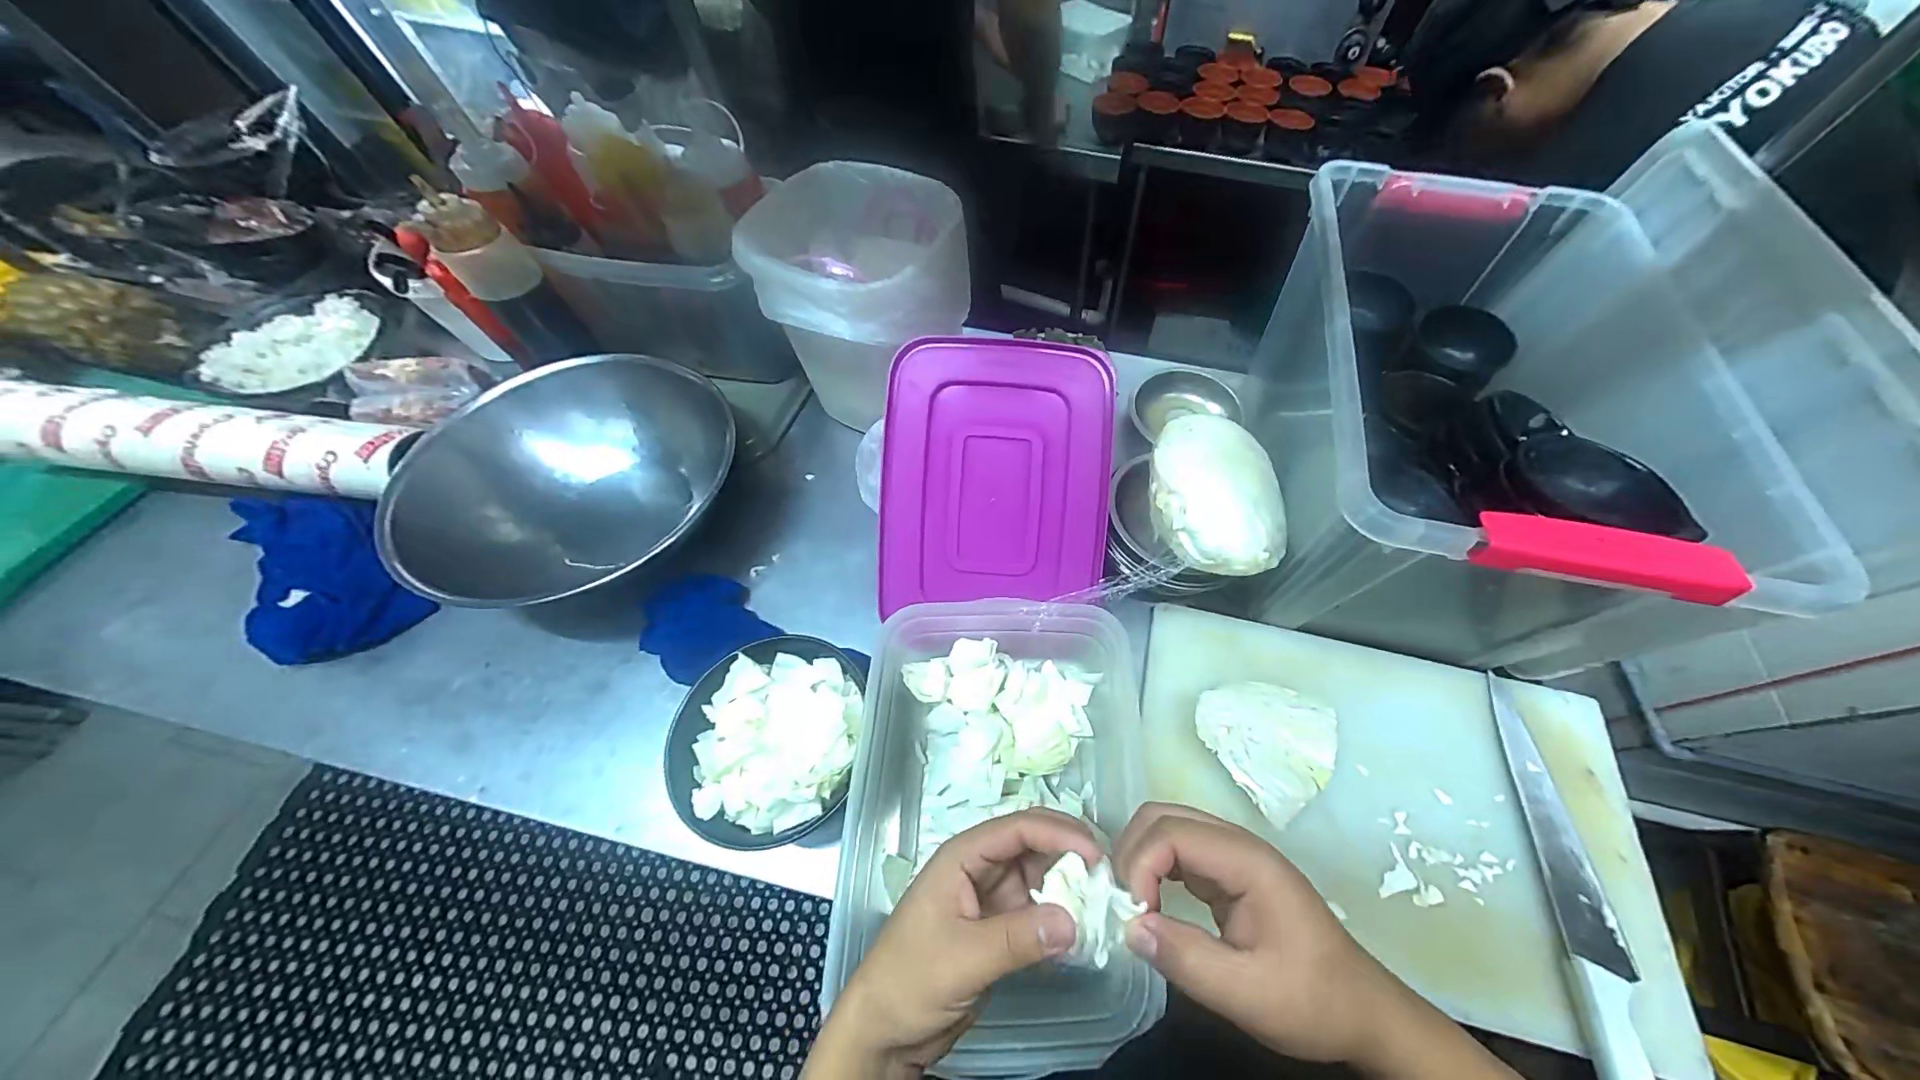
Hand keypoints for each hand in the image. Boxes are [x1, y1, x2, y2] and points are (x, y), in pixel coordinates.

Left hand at [805, 809, 1103, 1078]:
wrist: (884, 1031)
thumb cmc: (909, 980)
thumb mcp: (963, 958)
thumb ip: (1017, 938)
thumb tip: (1074, 921)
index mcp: (962, 857)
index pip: (1016, 828)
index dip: (1058, 832)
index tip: (1098, 854)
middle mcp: (979, 869)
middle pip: (1032, 846)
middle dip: (1070, 853)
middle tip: (1111, 876)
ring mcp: (990, 899)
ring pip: (1039, 877)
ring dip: (1069, 886)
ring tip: (1105, 903)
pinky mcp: (999, 929)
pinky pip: (1037, 911)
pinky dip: (1060, 917)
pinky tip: (1083, 932)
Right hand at [1116, 803, 1516, 1079]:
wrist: (1365, 1014)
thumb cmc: (1314, 1002)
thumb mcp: (1250, 995)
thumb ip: (1187, 960)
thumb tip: (1128, 927)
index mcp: (1248, 860)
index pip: (1171, 832)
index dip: (1139, 865)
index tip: (1132, 915)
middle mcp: (1237, 843)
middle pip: (1162, 817)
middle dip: (1131, 853)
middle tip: (1125, 905)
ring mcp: (1232, 854)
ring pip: (1164, 827)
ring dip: (1138, 858)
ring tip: (1134, 905)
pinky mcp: (1226, 871)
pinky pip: (1175, 849)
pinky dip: (1152, 867)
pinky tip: (1151, 902)